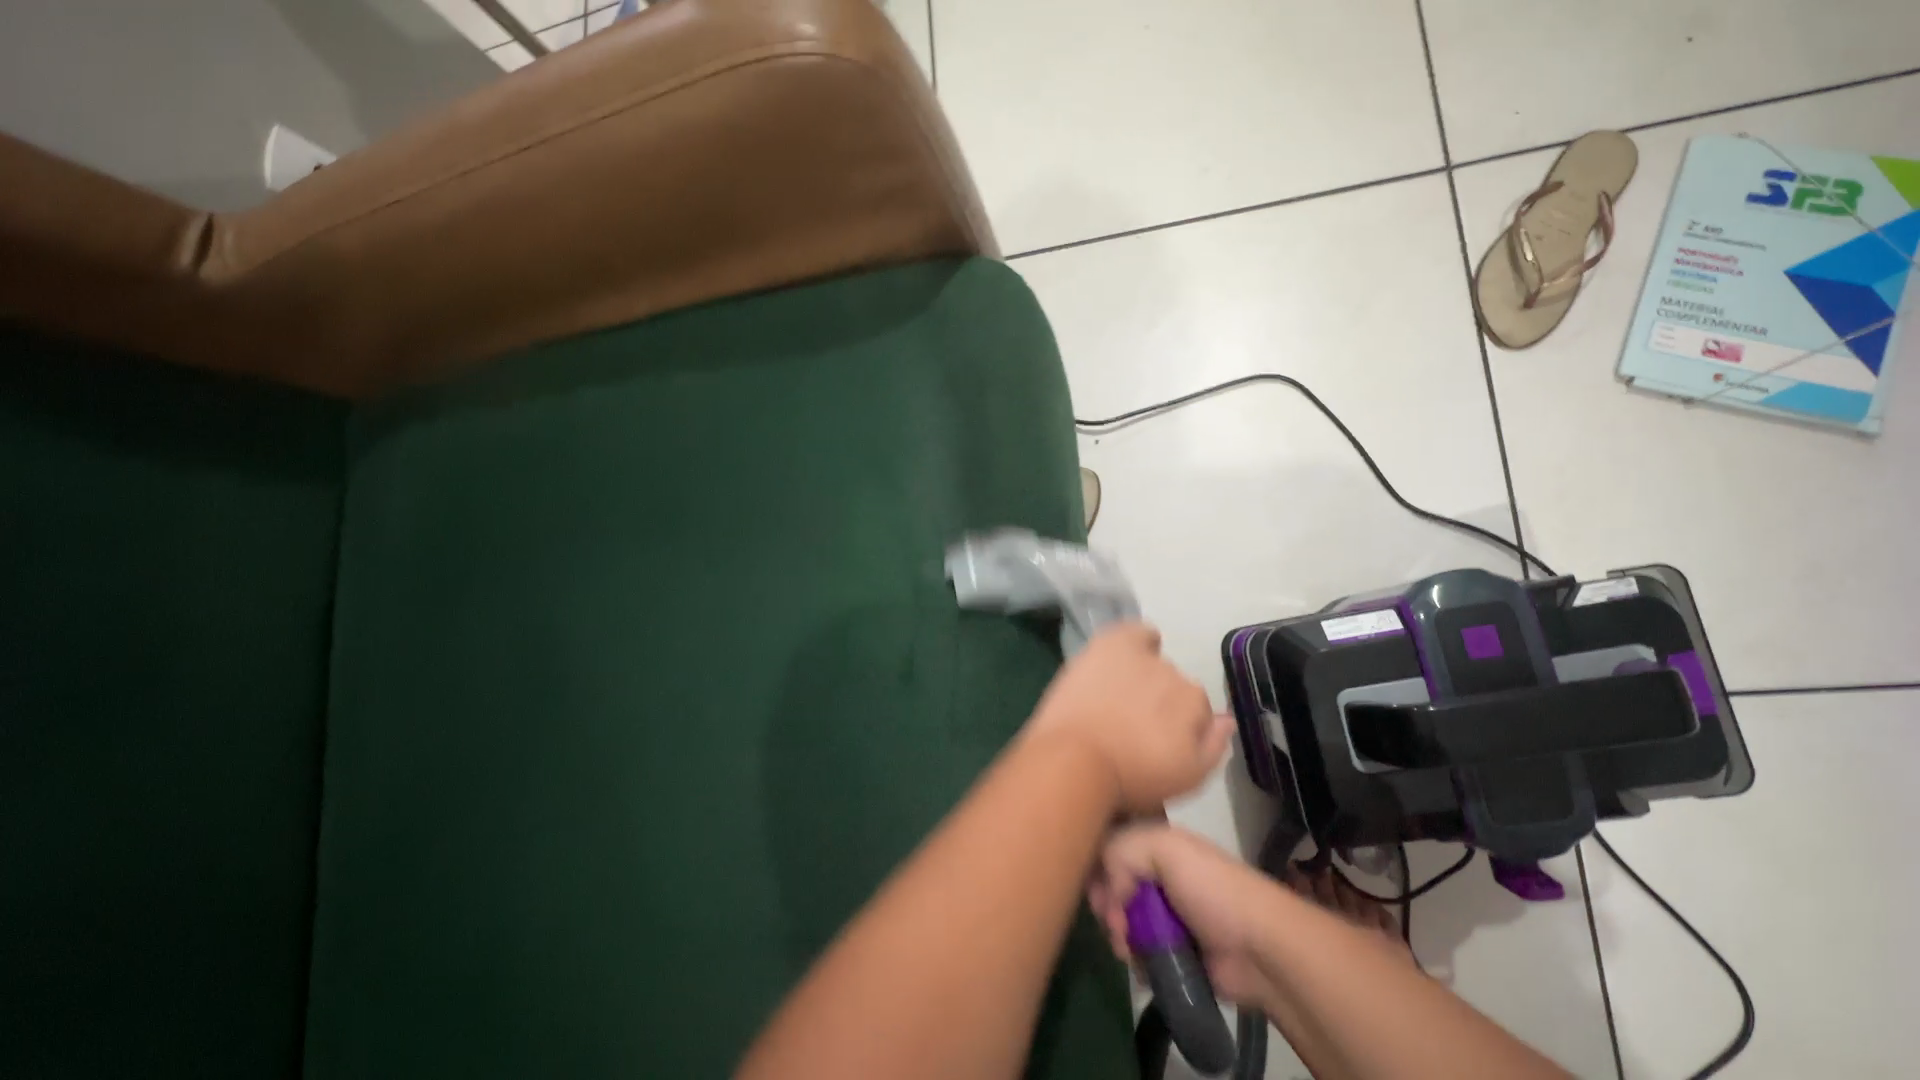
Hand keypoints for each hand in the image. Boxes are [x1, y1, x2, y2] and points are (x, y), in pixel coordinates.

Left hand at [1022, 623, 1230, 813]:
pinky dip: (1135, 639)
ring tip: (1114, 701)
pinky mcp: (1112, 645)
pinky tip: (1125, 652)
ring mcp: (1143, 658)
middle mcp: (1176, 676)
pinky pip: (1135, 632)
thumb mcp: (1187, 779)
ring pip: (1150, 663)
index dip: (1176, 727)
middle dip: (1157, 703)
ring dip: (1139, 678)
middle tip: (1130, 726)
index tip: (1155, 743)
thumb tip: (1227, 720)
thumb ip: (1213, 747)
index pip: (1194, 710)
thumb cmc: (1132, 779)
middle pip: (1172, 686)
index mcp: (1196, 705)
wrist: (1077, 761)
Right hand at [1086, 825, 1287, 1007]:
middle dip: (1107, 907)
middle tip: (1117, 924)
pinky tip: (1141, 964)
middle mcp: (1160, 878)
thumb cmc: (1213, 891)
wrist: (1258, 949)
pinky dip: (1134, 960)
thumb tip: (1107, 888)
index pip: (1111, 849)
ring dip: (1119, 937)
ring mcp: (1166, 917)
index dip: (1098, 869)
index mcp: (1160, 848)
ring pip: (1121, 923)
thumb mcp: (1166, 848)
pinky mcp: (1172, 954)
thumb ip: (1120, 849)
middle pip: (1111, 888)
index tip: (1101, 892)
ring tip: (1130, 949)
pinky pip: (1138, 953)